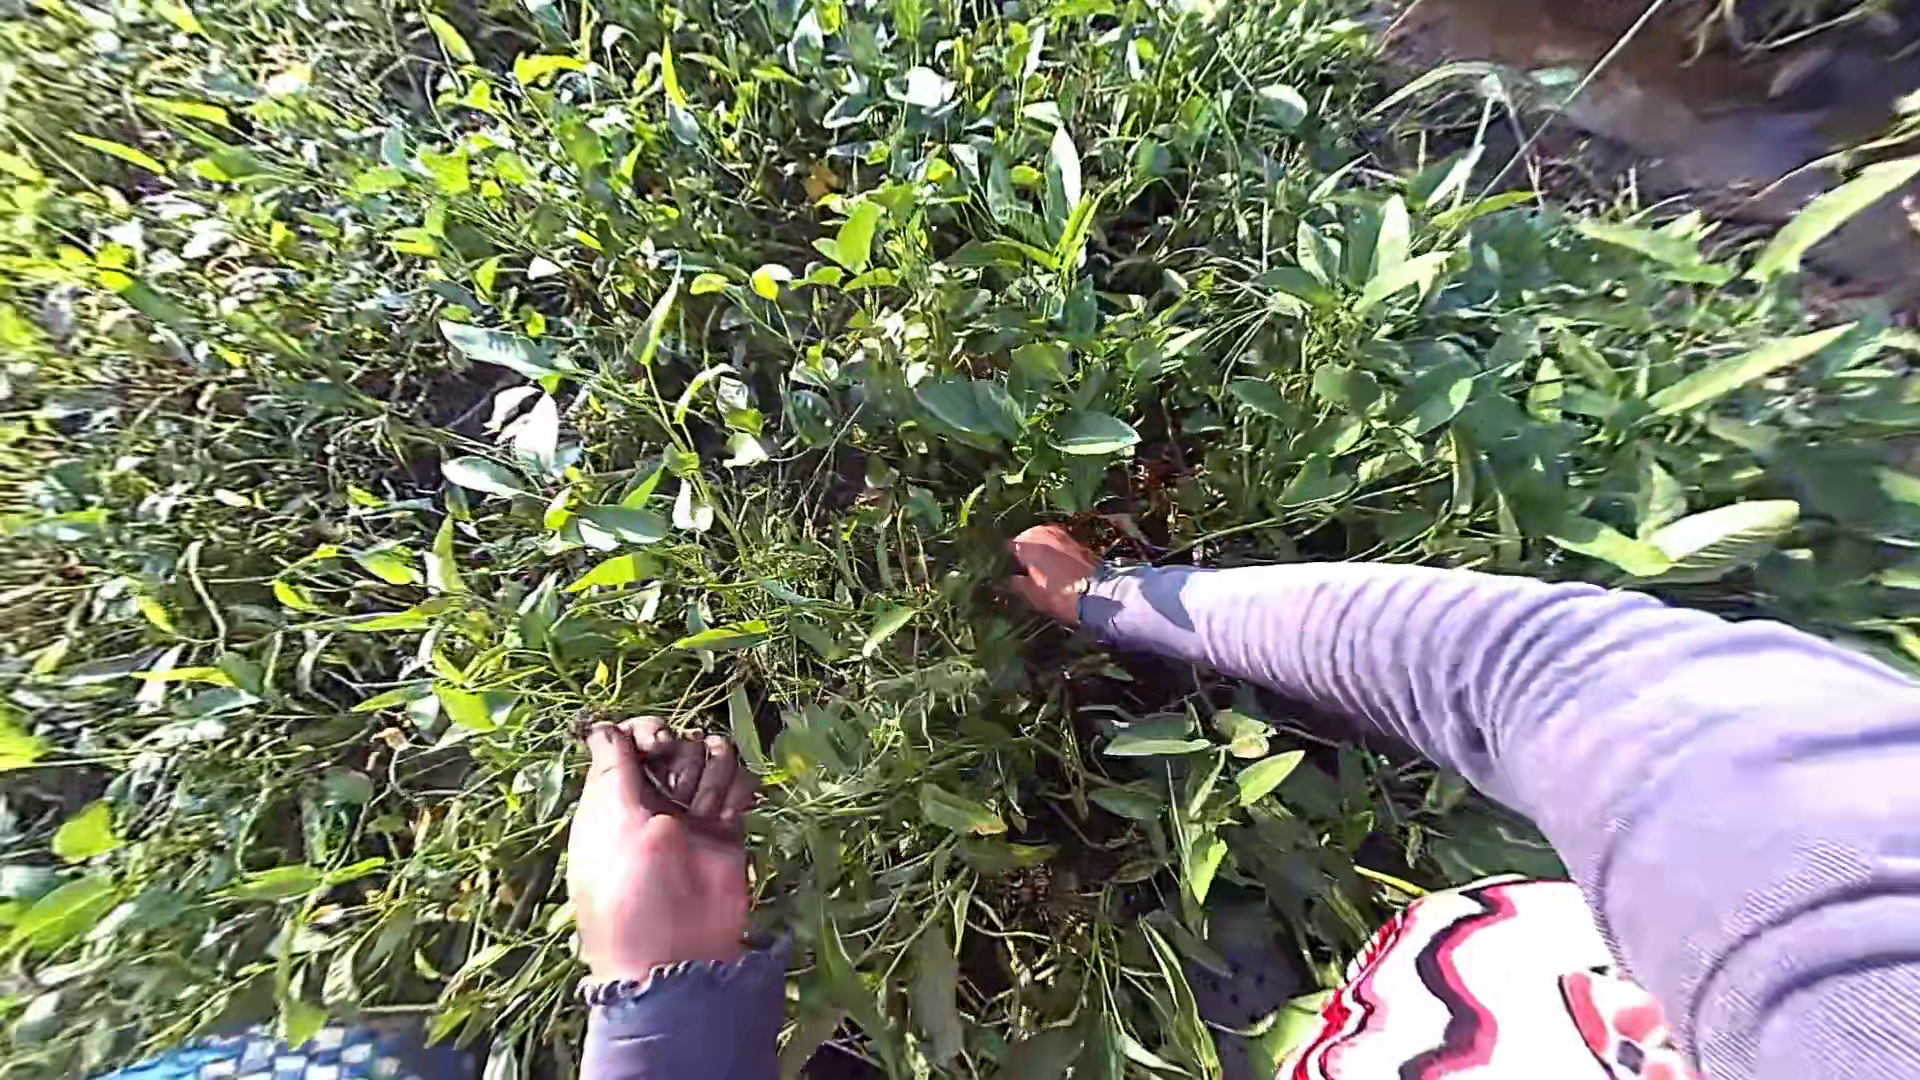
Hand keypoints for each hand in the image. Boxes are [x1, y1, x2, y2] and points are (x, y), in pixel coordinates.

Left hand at [568, 717, 757, 982]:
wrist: (678, 950)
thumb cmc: (630, 890)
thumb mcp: (612, 827)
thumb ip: (613, 770)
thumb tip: (599, 724)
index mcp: (619, 795)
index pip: (637, 736)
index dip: (651, 731)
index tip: (660, 746)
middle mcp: (658, 794)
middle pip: (682, 740)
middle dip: (684, 761)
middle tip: (679, 797)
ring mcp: (696, 807)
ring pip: (715, 754)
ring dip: (712, 777)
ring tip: (704, 815)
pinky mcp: (729, 820)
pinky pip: (741, 780)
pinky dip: (737, 791)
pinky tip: (726, 818)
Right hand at [1009, 524, 1099, 624]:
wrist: (1096, 594)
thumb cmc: (1057, 594)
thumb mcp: (1030, 593)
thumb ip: (1015, 583)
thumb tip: (1007, 579)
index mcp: (1027, 541)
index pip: (1008, 547)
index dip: (1006, 561)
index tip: (1006, 573)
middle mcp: (1043, 532)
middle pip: (1025, 541)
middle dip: (1023, 555)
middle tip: (1022, 573)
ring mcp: (1061, 534)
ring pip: (1042, 542)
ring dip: (1038, 553)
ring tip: (1038, 572)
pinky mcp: (1076, 541)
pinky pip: (1057, 546)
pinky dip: (1052, 554)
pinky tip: (1053, 569)